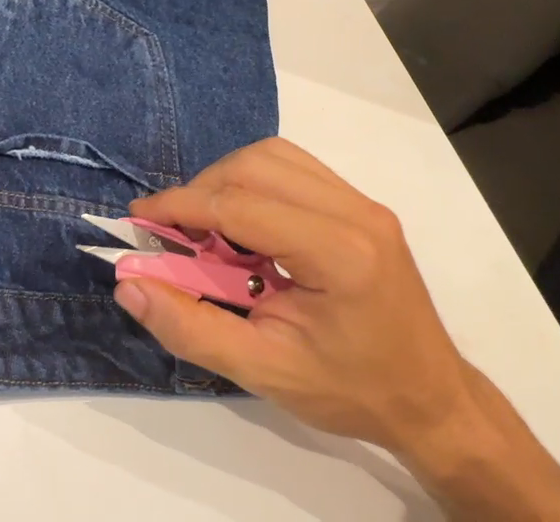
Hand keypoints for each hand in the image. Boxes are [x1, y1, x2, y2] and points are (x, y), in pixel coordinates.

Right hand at [114, 138, 475, 453]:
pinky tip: (243, 225)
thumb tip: (128, 286)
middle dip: (199, 192)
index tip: (138, 220)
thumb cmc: (350, 391)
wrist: (432, 402)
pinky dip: (253, 183)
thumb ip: (189, 327)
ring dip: (225, 181)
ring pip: (272, 156)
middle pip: (253, 166)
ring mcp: (363, 204)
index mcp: (338, 254)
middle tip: (172, 233)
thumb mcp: (262, 371)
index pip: (238, 204)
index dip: (179, 207)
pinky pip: (292, 168)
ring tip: (207, 228)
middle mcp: (355, 213)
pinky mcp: (361, 206)